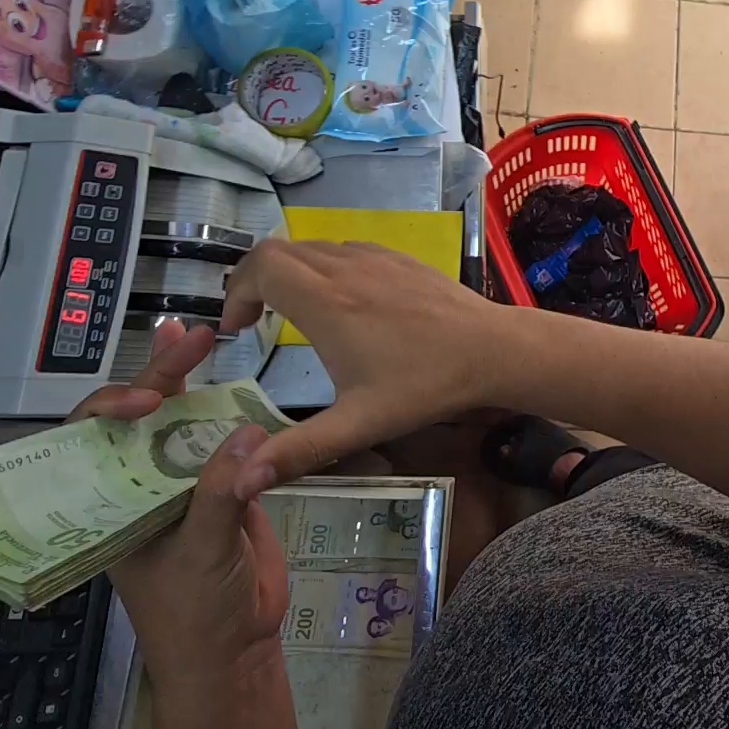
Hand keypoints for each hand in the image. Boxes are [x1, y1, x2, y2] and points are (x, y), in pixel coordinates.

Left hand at [63, 323, 292, 704]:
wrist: (235, 646)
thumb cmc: (191, 612)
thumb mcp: (198, 553)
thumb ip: (218, 493)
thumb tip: (249, 431)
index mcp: (109, 504)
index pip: (91, 441)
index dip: (113, 409)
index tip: (149, 397)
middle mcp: (139, 486)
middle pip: (142, 419)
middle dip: (161, 374)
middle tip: (190, 336)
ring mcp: (183, 483)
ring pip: (183, 421)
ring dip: (193, 379)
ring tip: (203, 333)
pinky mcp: (226, 486)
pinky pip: (228, 441)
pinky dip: (236, 411)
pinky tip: (245, 387)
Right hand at [220, 239, 513, 487]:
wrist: (492, 349)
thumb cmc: (426, 384)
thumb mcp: (359, 423)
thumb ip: (298, 450)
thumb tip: (240, 481)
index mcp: (326, 301)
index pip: (261, 266)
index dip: (237, 291)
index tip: (239, 329)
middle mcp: (346, 268)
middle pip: (280, 251)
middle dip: (256, 280)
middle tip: (255, 320)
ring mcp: (378, 258)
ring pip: (316, 247)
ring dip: (292, 272)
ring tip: (293, 313)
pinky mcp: (402, 259)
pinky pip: (349, 249)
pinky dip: (329, 265)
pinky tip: (344, 300)